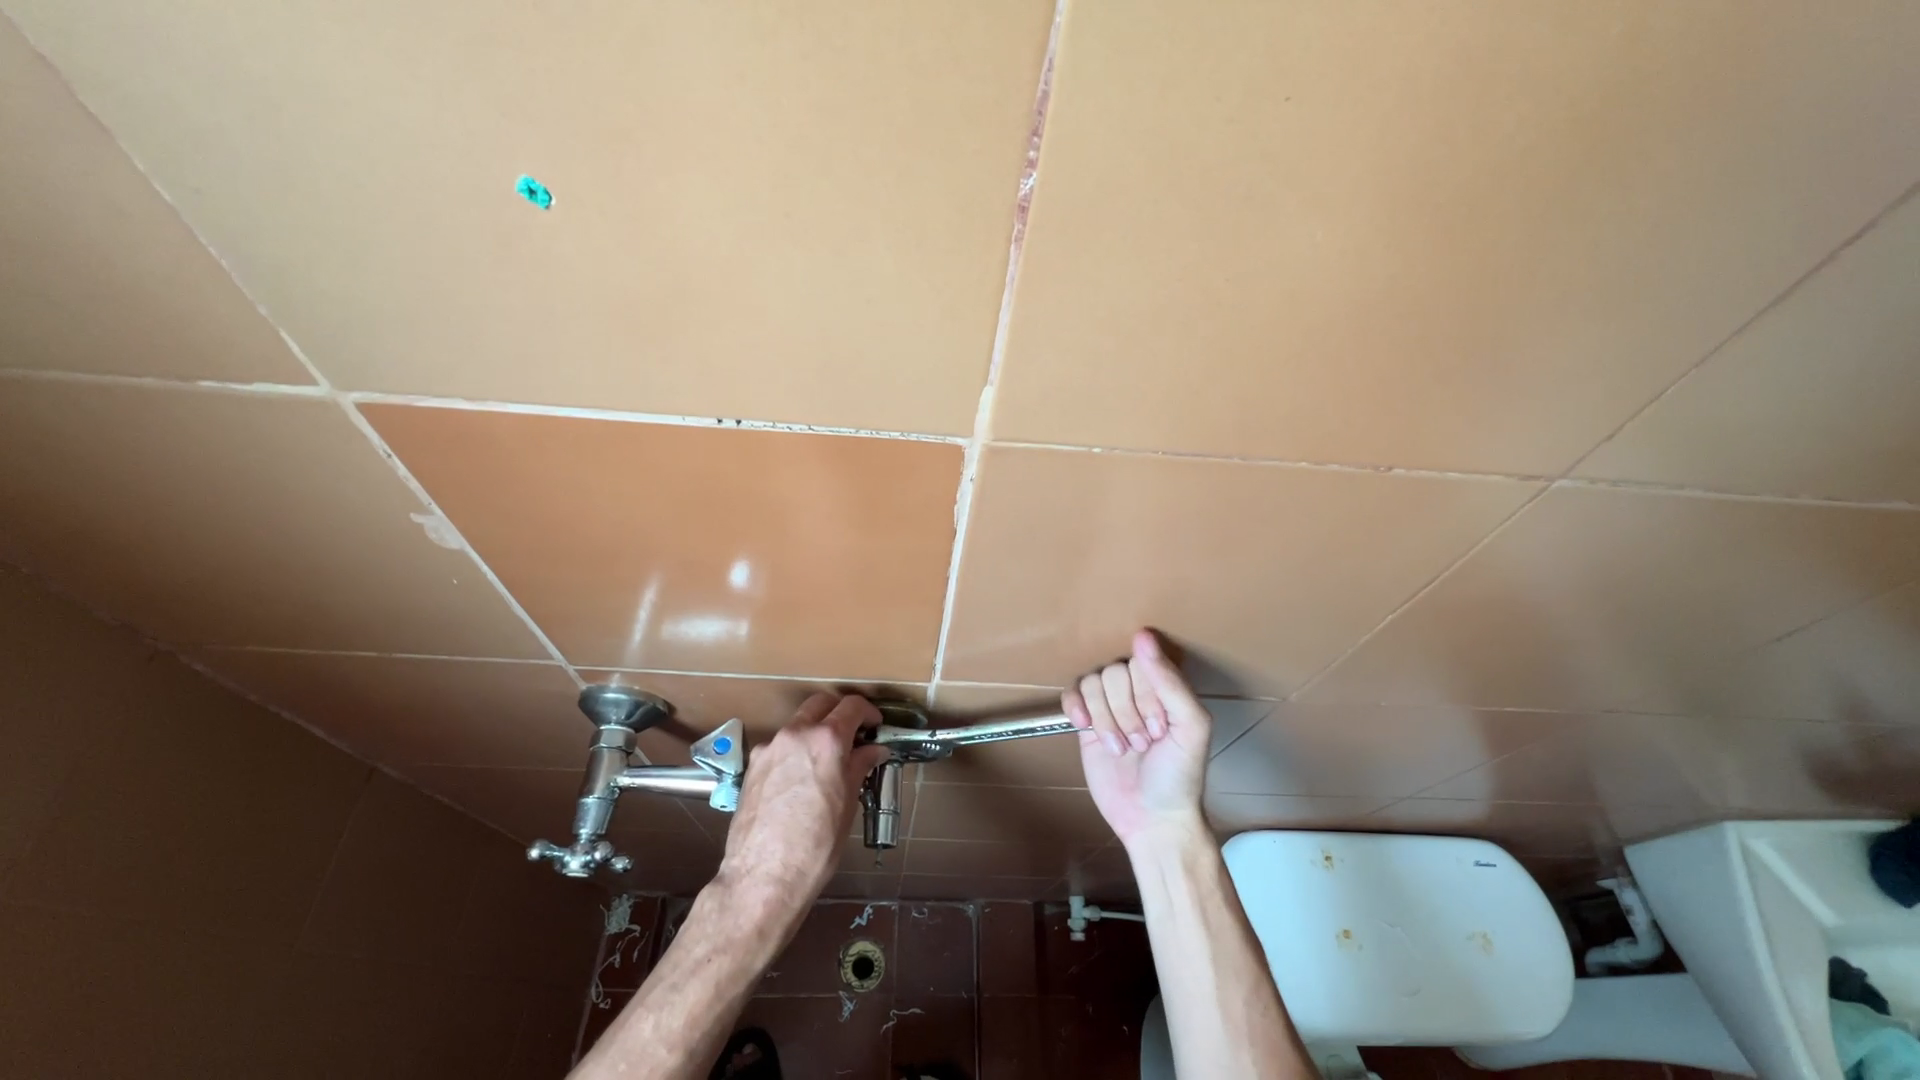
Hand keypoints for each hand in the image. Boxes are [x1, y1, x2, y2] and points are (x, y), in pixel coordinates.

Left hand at [713, 693, 889, 921]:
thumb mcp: (848, 804)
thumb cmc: (816, 844)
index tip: (875, 725)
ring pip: (797, 725)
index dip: (868, 712)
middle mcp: (795, 734)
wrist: (765, 876)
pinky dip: (795, 752)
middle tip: (853, 735)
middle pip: (820, 704)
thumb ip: (859, 768)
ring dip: (815, 732)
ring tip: (827, 762)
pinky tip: (801, 780)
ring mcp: (769, 748)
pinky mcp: (753, 766)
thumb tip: (873, 751)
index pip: (851, 706)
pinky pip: (779, 747)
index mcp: (826, 740)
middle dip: (838, 713)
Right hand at [1063, 629, 1211, 846]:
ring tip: (1121, 748)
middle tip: (1142, 743)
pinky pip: (1071, 694)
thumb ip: (1170, 682)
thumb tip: (1143, 637)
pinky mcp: (1086, 723)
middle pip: (1112, 671)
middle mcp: (1136, 691)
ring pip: (1091, 682)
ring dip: (1105, 719)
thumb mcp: (1190, 727)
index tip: (1159, 729)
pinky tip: (1084, 727)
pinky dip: (1075, 707)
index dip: (1144, 695)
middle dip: (1125, 712)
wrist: (1151, 819)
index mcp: (1165, 687)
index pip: (1140, 662)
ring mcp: (1109, 706)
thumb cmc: (1180, 775)